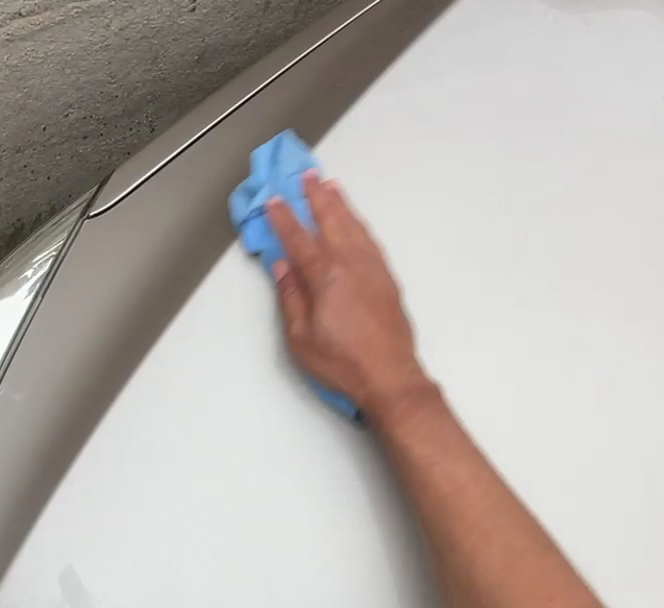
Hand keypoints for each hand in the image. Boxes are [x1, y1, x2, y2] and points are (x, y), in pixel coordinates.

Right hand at [266, 174, 432, 419]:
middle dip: (316, 198)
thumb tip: (283, 268)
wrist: (389, 375)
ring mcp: (373, 269)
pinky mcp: (387, 280)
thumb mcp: (301, 338)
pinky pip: (370, 240)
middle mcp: (352, 264)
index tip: (274, 200)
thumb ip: (291, 298)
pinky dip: (359, 224)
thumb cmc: (342, 362)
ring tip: (331, 187)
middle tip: (306, 176)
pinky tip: (355, 222)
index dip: (285, 219)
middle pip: (331, 221)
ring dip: (341, 205)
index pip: (299, 240)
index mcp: (326, 277)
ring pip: (354, 226)